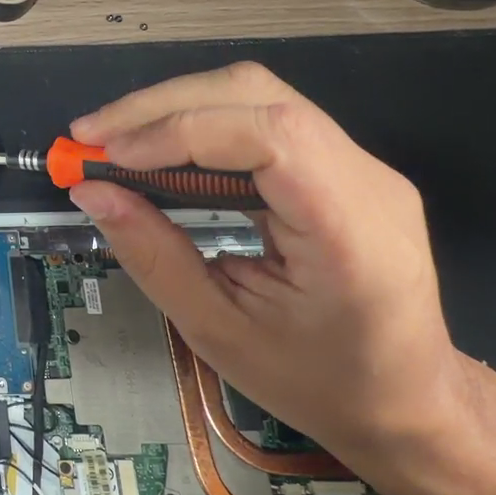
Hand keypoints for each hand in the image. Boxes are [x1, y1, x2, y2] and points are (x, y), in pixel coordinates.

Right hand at [66, 62, 470, 467]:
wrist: (408, 400)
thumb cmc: (316, 382)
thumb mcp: (218, 332)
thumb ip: (153, 256)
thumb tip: (90, 192)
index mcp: (350, 234)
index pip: (270, 135)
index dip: (180, 131)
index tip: (108, 156)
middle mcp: (367, 180)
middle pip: (256, 95)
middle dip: (159, 107)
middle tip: (88, 139)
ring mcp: (360, 164)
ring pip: (255, 94)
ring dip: (172, 108)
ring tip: (111, 141)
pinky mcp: (341, 163)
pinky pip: (261, 116)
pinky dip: (196, 123)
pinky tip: (156, 149)